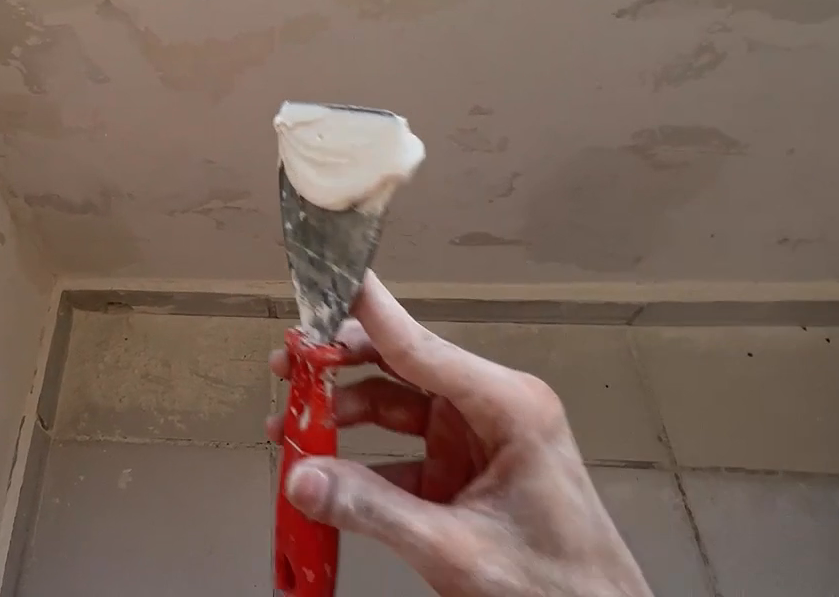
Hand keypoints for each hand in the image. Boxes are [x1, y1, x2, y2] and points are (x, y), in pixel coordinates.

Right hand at [268, 274, 649, 596]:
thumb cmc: (553, 589)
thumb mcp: (457, 551)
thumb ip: (374, 511)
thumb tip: (298, 478)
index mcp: (505, 405)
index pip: (419, 344)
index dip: (368, 309)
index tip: (328, 272)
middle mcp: (486, 405)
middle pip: (398, 366)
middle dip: (337, 365)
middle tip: (286, 368)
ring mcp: (471, 435)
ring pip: (390, 403)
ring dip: (339, 412)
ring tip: (287, 425)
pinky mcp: (458, 466)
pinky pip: (396, 448)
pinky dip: (357, 458)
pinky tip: (320, 470)